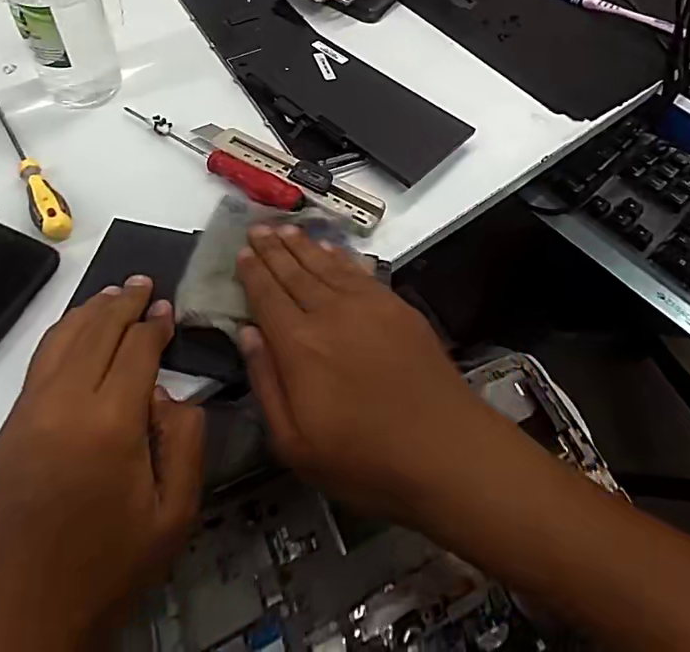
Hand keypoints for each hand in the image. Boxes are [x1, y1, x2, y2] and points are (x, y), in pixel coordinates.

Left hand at [0, 277, 204, 651]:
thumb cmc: (108, 570)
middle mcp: (63, 404)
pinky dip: (63, 333)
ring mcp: (29, 411)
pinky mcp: (8, 426)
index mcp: (109, 424)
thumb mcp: (174, 515)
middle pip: (96, 330)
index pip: (136, 349)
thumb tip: (167, 393)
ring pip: (62, 338)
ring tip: (113, 294)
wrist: (23, 618)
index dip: (154, 324)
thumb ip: (185, 440)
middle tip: (143, 284)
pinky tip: (76, 331)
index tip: (167, 309)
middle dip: (123, 302)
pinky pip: (39, 361)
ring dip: (90, 310)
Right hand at [235, 225, 505, 526]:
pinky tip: (329, 248)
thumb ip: (265, 382)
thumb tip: (247, 333)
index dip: (252, 273)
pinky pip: (358, 271)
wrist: (448, 453)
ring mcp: (367, 306)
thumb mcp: (295, 444)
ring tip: (284, 228)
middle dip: (272, 248)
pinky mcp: (397, 308)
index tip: (241, 252)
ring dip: (301, 245)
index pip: (267, 297)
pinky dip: (339, 256)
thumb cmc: (365, 460)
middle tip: (257, 228)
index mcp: (298, 345)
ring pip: (324, 265)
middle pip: (293, 272)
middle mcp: (329, 314)